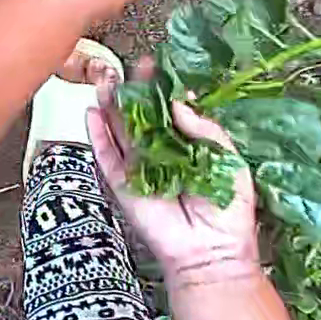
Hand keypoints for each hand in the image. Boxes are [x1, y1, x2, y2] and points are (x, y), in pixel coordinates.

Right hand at [85, 69, 260, 287]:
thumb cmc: (226, 210)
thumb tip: (178, 102)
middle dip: (135, 91)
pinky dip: (97, 136)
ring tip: (105, 81)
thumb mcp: (228, 161)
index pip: (169, 111)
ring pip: (119, 131)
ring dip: (111, 106)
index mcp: (185, 145)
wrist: (211, 253)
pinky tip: (92, 113)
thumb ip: (206, 130)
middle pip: (140, 116)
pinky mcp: (123, 185)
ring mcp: (138, 167)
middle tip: (132, 67)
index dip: (161, 89)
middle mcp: (159, 153)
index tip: (157, 67)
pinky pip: (106, 157)